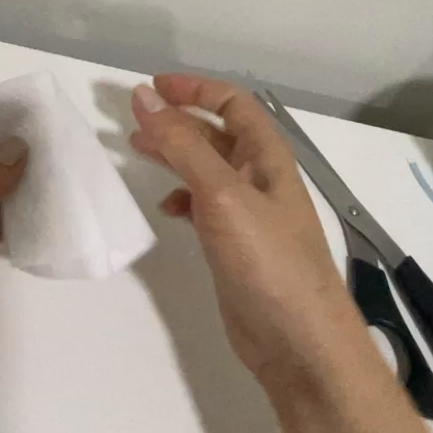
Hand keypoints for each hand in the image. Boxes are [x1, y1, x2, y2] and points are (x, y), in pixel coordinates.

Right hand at [129, 73, 375, 390]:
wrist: (299, 344)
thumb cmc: (267, 259)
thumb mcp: (221, 192)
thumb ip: (181, 142)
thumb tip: (143, 95)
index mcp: (266, 156)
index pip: (232, 103)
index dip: (194, 88)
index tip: (152, 87)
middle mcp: (258, 177)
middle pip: (214, 132)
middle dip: (175, 119)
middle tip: (133, 116)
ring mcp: (246, 212)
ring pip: (204, 167)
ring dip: (172, 153)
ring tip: (135, 147)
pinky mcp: (234, 244)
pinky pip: (202, 204)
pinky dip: (180, 197)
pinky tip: (166, 206)